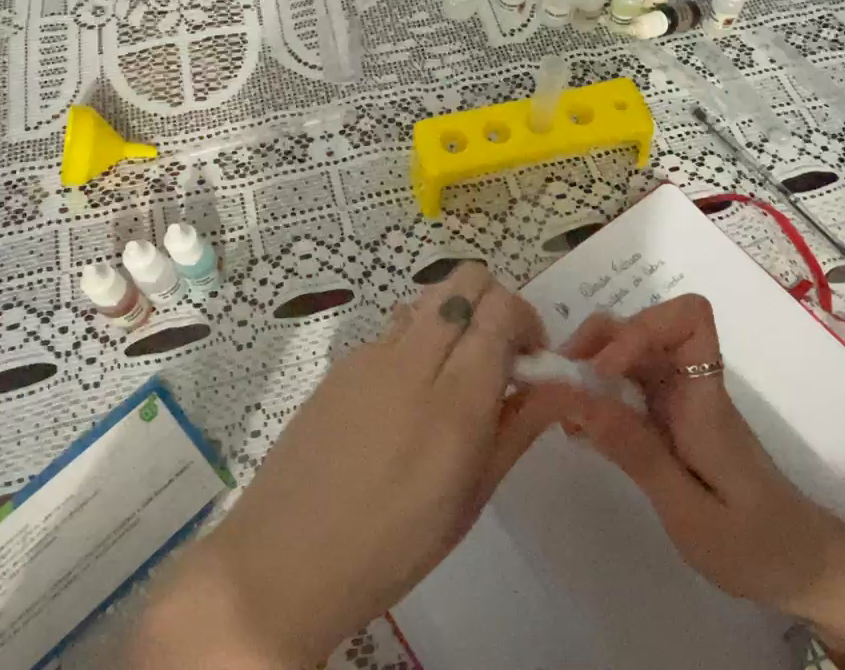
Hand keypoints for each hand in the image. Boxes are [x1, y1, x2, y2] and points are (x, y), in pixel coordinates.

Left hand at [136, 263, 566, 667]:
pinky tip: (403, 402)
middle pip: (466, 280)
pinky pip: (393, 330)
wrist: (283, 563)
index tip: (529, 361)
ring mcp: (370, 357)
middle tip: (497, 358)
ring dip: (454, 319)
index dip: (527, 321)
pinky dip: (417, 343)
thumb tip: (561, 383)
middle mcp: (412, 362)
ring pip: (428, 299)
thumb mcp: (470, 497)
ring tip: (450, 380)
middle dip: (494, 304)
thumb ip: (518, 427)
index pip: (501, 309)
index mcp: (455, 402)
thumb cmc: (393, 547)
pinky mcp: (340, 366)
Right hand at [557, 294, 844, 614]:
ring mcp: (683, 401)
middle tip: (560, 388)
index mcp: (705, 400)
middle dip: (599, 342)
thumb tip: (579, 398)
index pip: (690, 318)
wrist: (801, 568)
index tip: (601, 371)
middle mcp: (693, 387)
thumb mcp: (690, 513)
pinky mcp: (673, 419)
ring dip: (593, 367)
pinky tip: (582, 430)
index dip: (640, 327)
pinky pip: (632, 386)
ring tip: (564, 411)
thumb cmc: (754, 545)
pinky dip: (600, 395)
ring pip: (634, 352)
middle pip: (648, 327)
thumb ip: (636, 453)